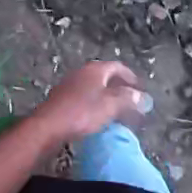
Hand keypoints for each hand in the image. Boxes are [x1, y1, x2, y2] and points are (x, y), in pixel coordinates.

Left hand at [26, 61, 146, 146]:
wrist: (49, 125)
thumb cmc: (82, 112)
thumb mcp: (110, 105)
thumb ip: (127, 98)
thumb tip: (142, 96)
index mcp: (95, 69)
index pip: (118, 67)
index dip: (130, 77)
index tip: (140, 89)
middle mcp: (82, 72)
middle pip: (105, 76)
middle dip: (119, 87)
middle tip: (131, 100)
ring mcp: (70, 84)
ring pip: (94, 87)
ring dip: (107, 96)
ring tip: (117, 110)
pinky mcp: (63, 98)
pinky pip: (85, 97)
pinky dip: (95, 103)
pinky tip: (98, 116)